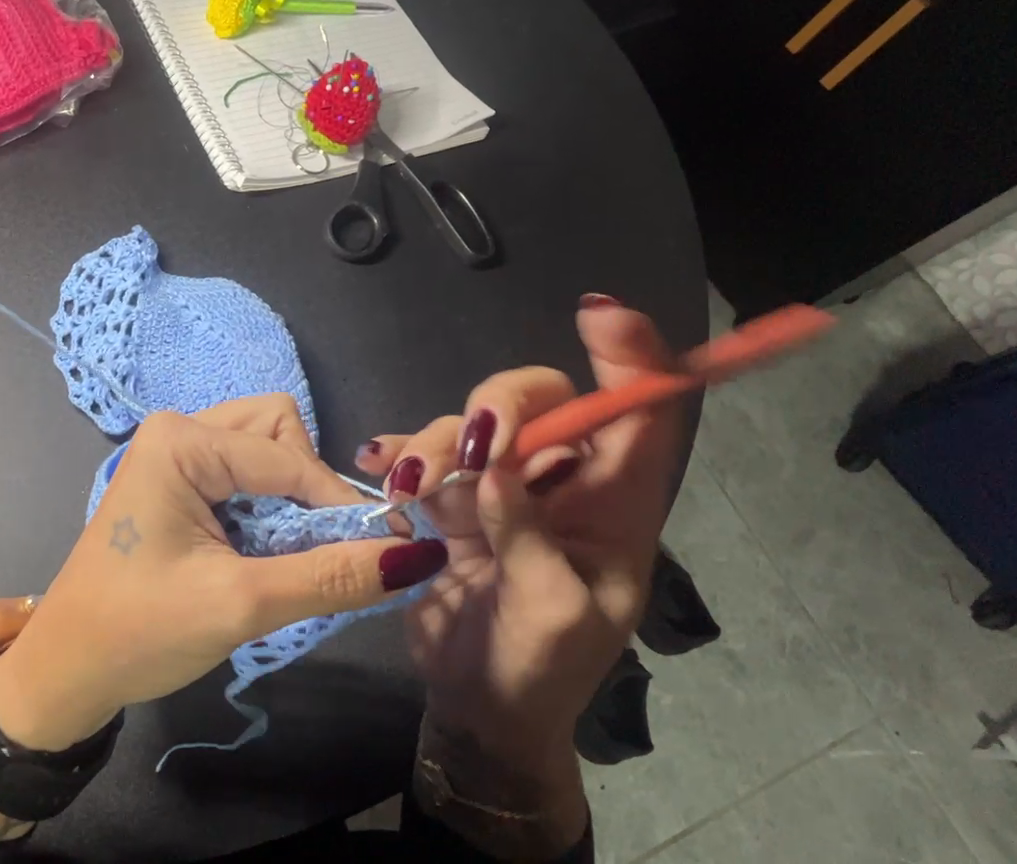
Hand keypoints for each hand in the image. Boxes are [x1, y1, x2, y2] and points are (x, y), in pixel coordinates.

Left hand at [0, 395, 443, 751]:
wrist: (67, 669)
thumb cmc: (139, 632)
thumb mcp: (240, 604)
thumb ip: (329, 576)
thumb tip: (418, 557)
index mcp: (181, 442)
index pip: (290, 456)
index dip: (342, 506)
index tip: (388, 555)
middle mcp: (179, 431)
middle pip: (280, 432)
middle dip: (309, 489)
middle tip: (313, 552)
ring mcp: (176, 454)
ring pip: (266, 451)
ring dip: (292, 499)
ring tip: (289, 557)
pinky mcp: (179, 482)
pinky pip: (245, 474)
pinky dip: (270, 508)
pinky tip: (264, 553)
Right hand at [355, 301, 681, 765]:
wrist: (478, 701)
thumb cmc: (540, 665)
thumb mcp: (552, 613)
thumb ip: (529, 538)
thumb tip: (495, 472)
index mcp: (615, 505)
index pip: (640, 414)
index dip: (630, 359)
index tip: (596, 315)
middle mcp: (561, 481)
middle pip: (540, 398)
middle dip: (500, 407)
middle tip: (470, 451)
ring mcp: (501, 486)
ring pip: (472, 423)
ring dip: (435, 445)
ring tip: (406, 492)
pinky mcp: (451, 497)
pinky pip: (424, 454)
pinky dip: (399, 453)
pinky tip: (376, 465)